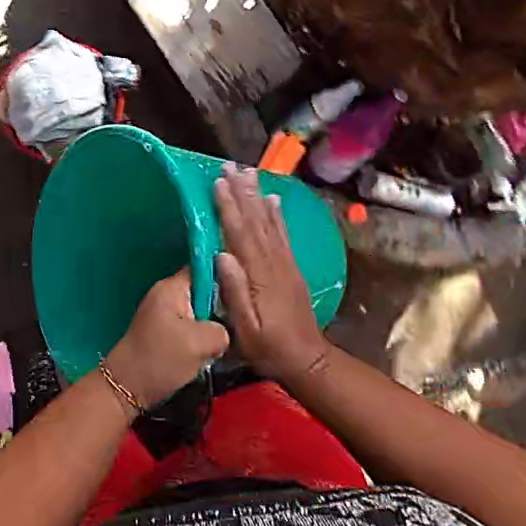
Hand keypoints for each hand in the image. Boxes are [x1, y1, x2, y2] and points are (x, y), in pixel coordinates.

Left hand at [102, 268, 229, 407]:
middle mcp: (166, 295)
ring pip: (201, 313)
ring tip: (229, 339)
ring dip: (213, 327)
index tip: (247, 291)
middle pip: (204, 292)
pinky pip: (192, 329)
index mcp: (171, 288)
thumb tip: (224, 332)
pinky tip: (213, 351)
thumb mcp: (202, 341)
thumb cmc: (162, 358)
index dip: (227, 275)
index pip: (204, 268)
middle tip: (242, 322)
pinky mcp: (165, 334)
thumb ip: (222, 329)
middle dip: (222, 307)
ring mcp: (165, 315)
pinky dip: (202, 339)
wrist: (128, 387)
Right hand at [214, 165, 332, 383]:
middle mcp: (274, 263)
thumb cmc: (268, 347)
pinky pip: (282, 235)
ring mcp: (285, 264)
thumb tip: (221, 255)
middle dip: (243, 192)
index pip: (241, 234)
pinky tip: (272, 200)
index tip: (218, 183)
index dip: (229, 207)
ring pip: (270, 223)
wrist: (307, 359)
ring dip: (258, 196)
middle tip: (231, 166)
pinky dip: (276, 215)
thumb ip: (234, 292)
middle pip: (256, 221)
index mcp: (259, 276)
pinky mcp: (291, 269)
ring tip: (249, 173)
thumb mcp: (245, 328)